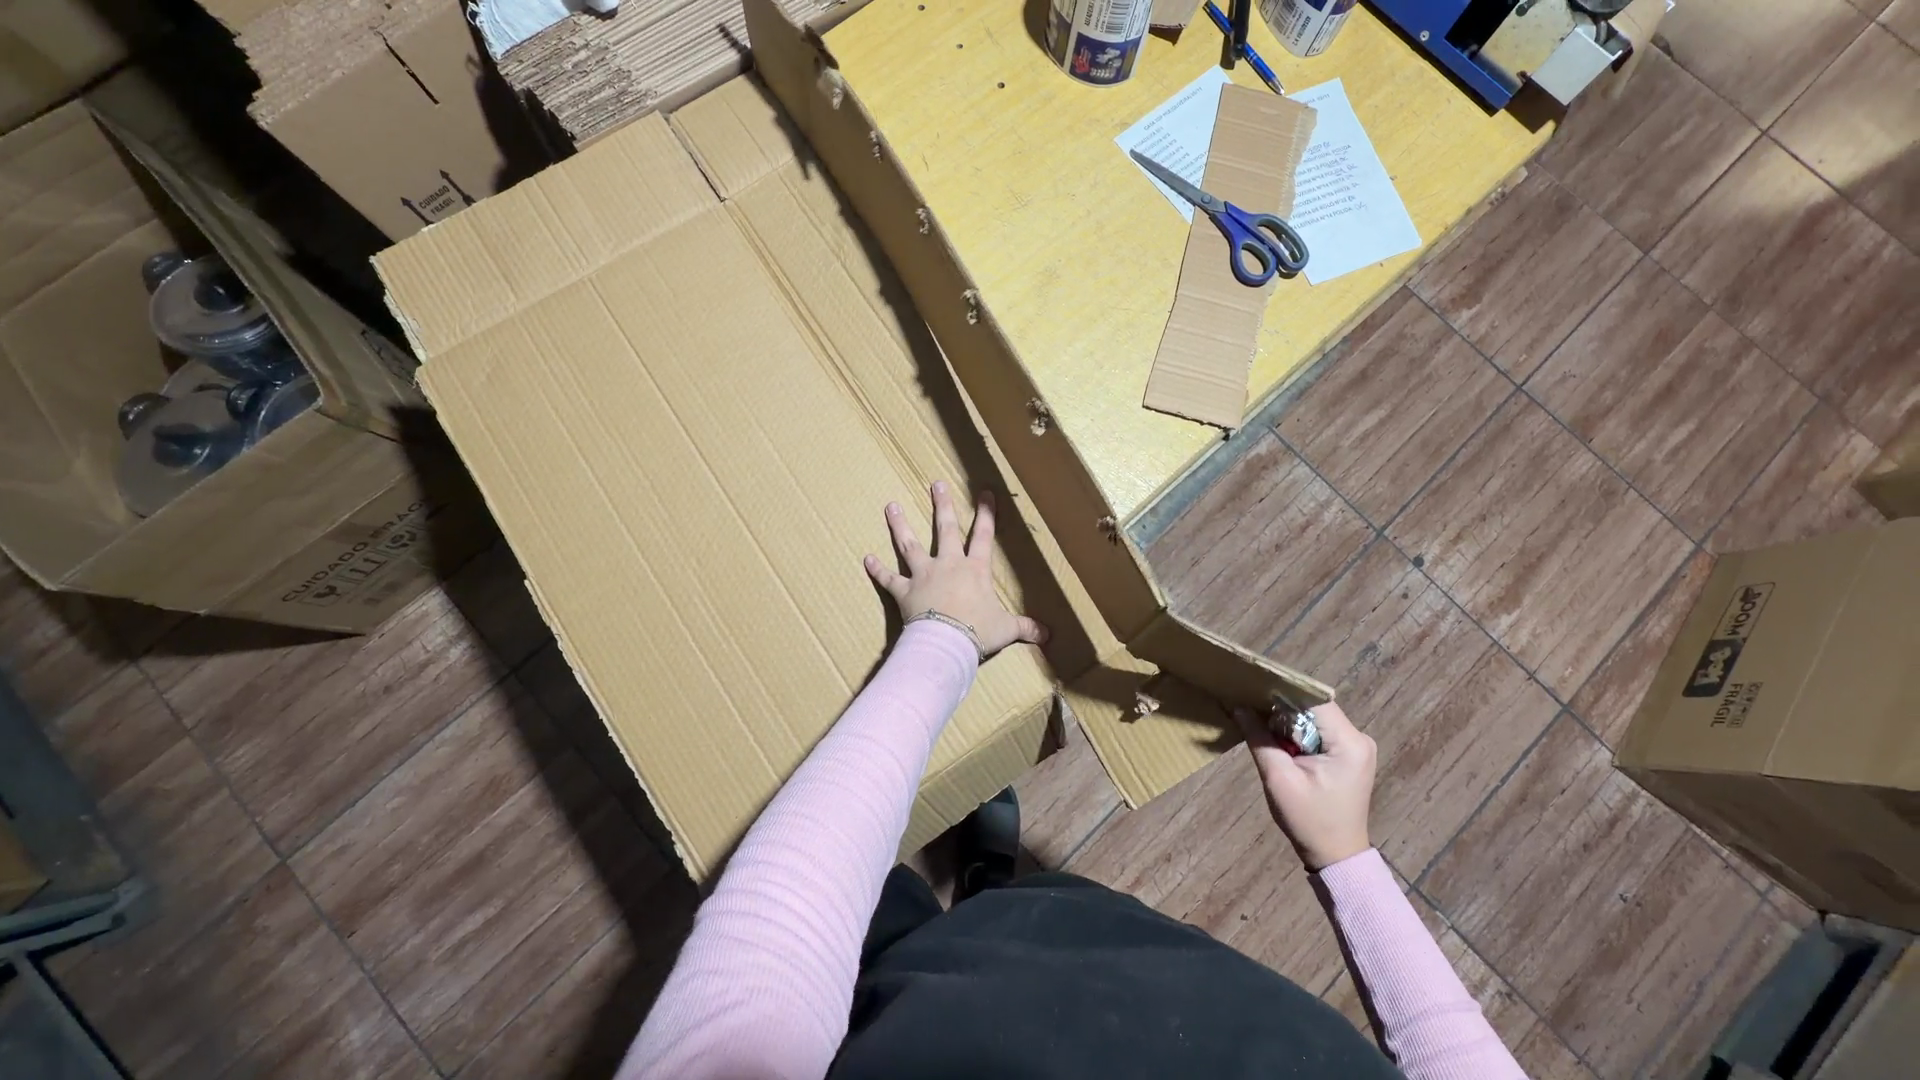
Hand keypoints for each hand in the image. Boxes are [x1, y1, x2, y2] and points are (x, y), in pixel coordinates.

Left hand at [864, 481, 1047, 657]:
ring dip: (899, 525)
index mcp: (975, 570)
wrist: (947, 643)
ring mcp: (924, 575)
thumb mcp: (1006, 628)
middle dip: (941, 505)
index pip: (983, 536)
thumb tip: (1048, 634)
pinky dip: (877, 570)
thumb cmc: (979, 632)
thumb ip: (1025, 627)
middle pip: (944, 529)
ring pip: (909, 545)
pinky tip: (866, 559)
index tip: (985, 493)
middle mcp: (948, 565)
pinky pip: (888, 579)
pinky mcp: (904, 591)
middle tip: (936, 484)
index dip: (986, 514)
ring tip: (890, 506)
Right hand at [1237, 703, 1374, 870]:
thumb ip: (1259, 739)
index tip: (1253, 687)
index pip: (1314, 700)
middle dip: (1282, 707)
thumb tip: (1238, 707)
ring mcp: (1356, 746)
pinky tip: (1277, 740)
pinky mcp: (1348, 754)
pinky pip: (1318, 731)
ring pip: (1314, 718)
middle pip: (1314, 707)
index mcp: (1349, 742)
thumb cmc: (1309, 820)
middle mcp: (1359, 738)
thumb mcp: (1279, 779)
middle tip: (1250, 706)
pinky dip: (1297, 733)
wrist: (1335, 856)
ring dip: (1288, 721)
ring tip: (1259, 722)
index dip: (1283, 691)